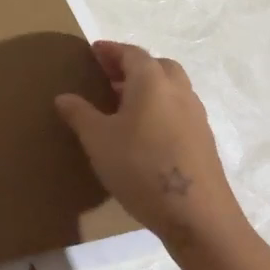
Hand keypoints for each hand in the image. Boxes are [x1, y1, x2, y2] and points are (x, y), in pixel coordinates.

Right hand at [54, 41, 244, 248]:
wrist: (199, 219)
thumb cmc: (141, 167)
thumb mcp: (98, 139)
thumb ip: (79, 114)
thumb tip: (64, 98)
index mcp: (152, 83)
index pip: (132, 53)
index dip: (111, 50)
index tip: (93, 52)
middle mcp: (179, 93)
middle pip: (159, 67)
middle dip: (134, 67)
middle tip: (110, 78)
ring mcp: (197, 119)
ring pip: (173, 90)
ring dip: (150, 89)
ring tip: (123, 106)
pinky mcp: (204, 144)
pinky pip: (180, 112)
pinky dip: (161, 110)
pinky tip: (144, 133)